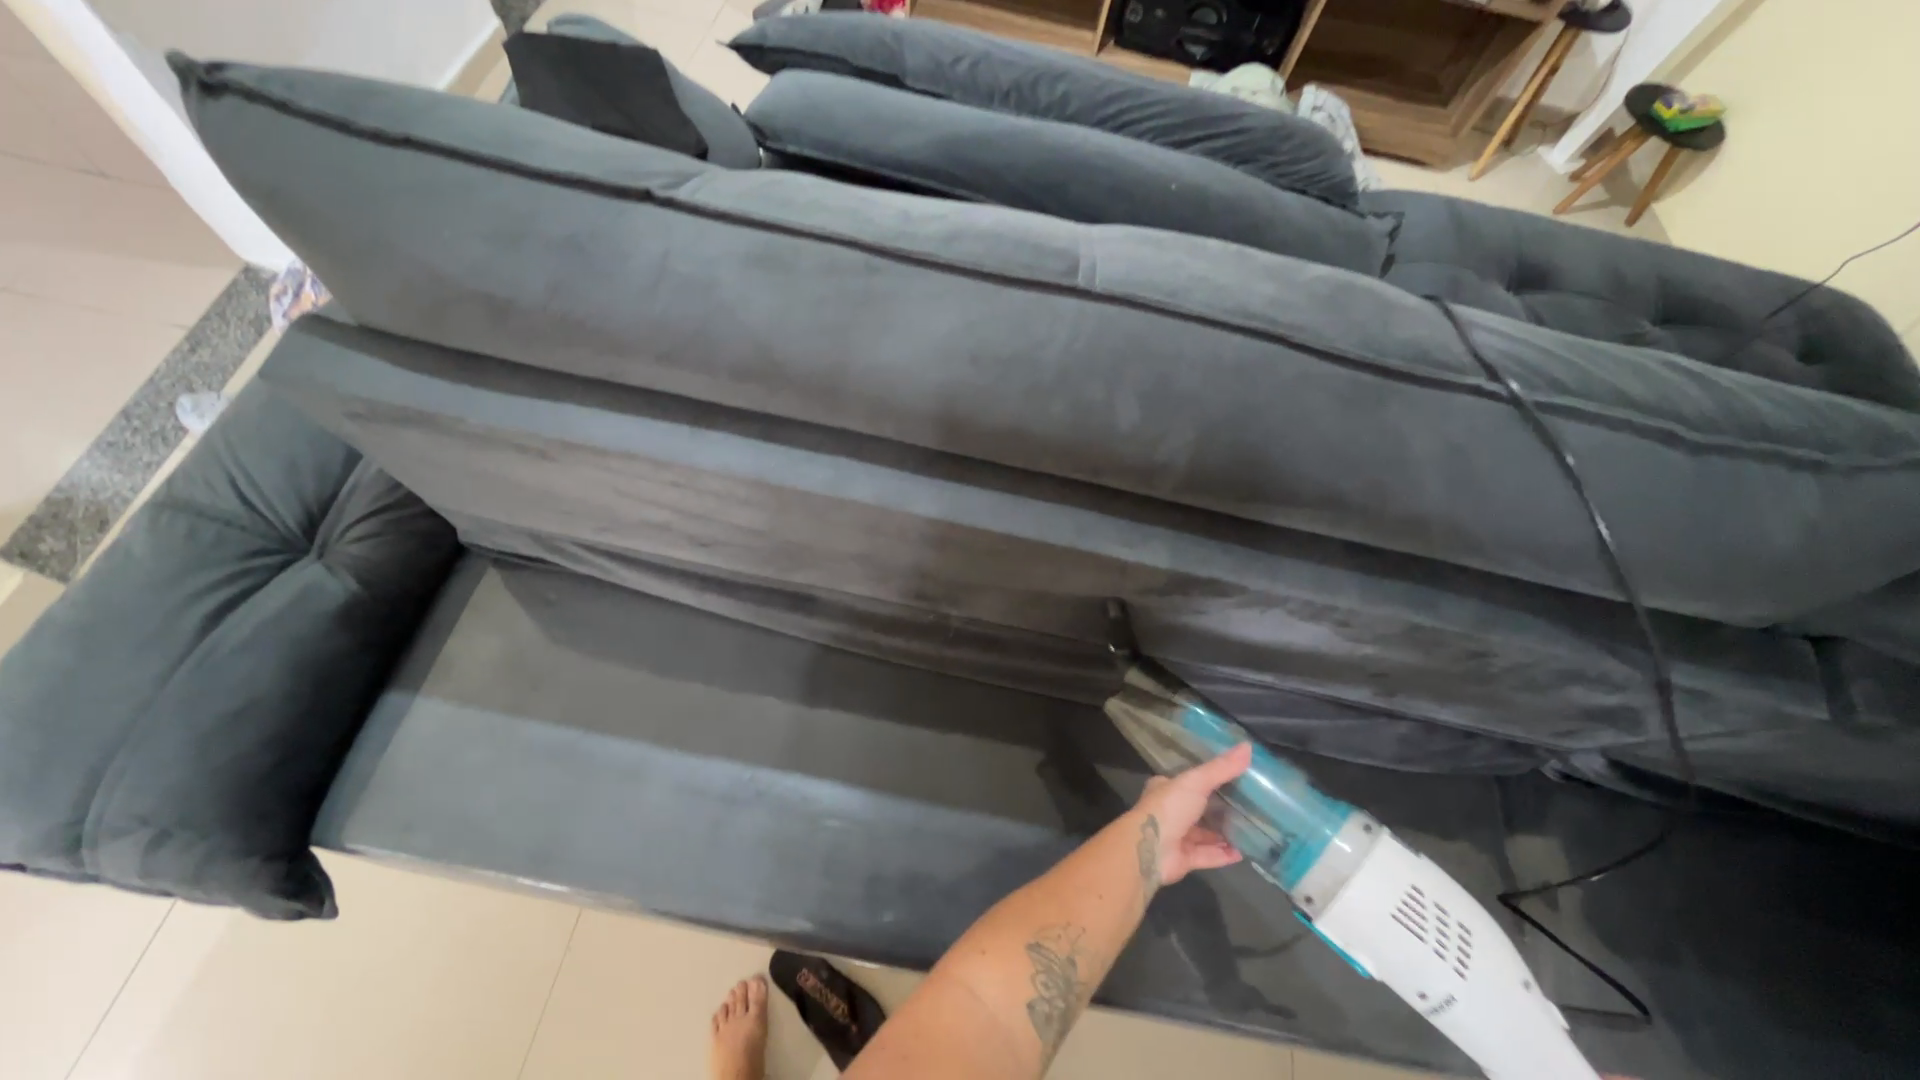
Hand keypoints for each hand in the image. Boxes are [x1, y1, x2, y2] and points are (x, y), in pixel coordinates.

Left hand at [1132, 742, 1253, 886]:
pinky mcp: (1183, 859)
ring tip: (1250, 831)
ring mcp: (1175, 837)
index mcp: (1166, 790)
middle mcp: (1169, 812)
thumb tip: (1248, 746)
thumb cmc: (1169, 808)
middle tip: (1248, 807)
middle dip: (1219, 810)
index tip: (1233, 780)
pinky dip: (1223, 854)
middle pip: (1198, 809)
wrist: (1149, 849)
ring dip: (1223, 834)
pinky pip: (1207, 856)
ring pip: (1203, 835)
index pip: (1188, 782)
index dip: (1208, 780)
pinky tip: (1242, 853)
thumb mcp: (1196, 782)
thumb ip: (1221, 768)